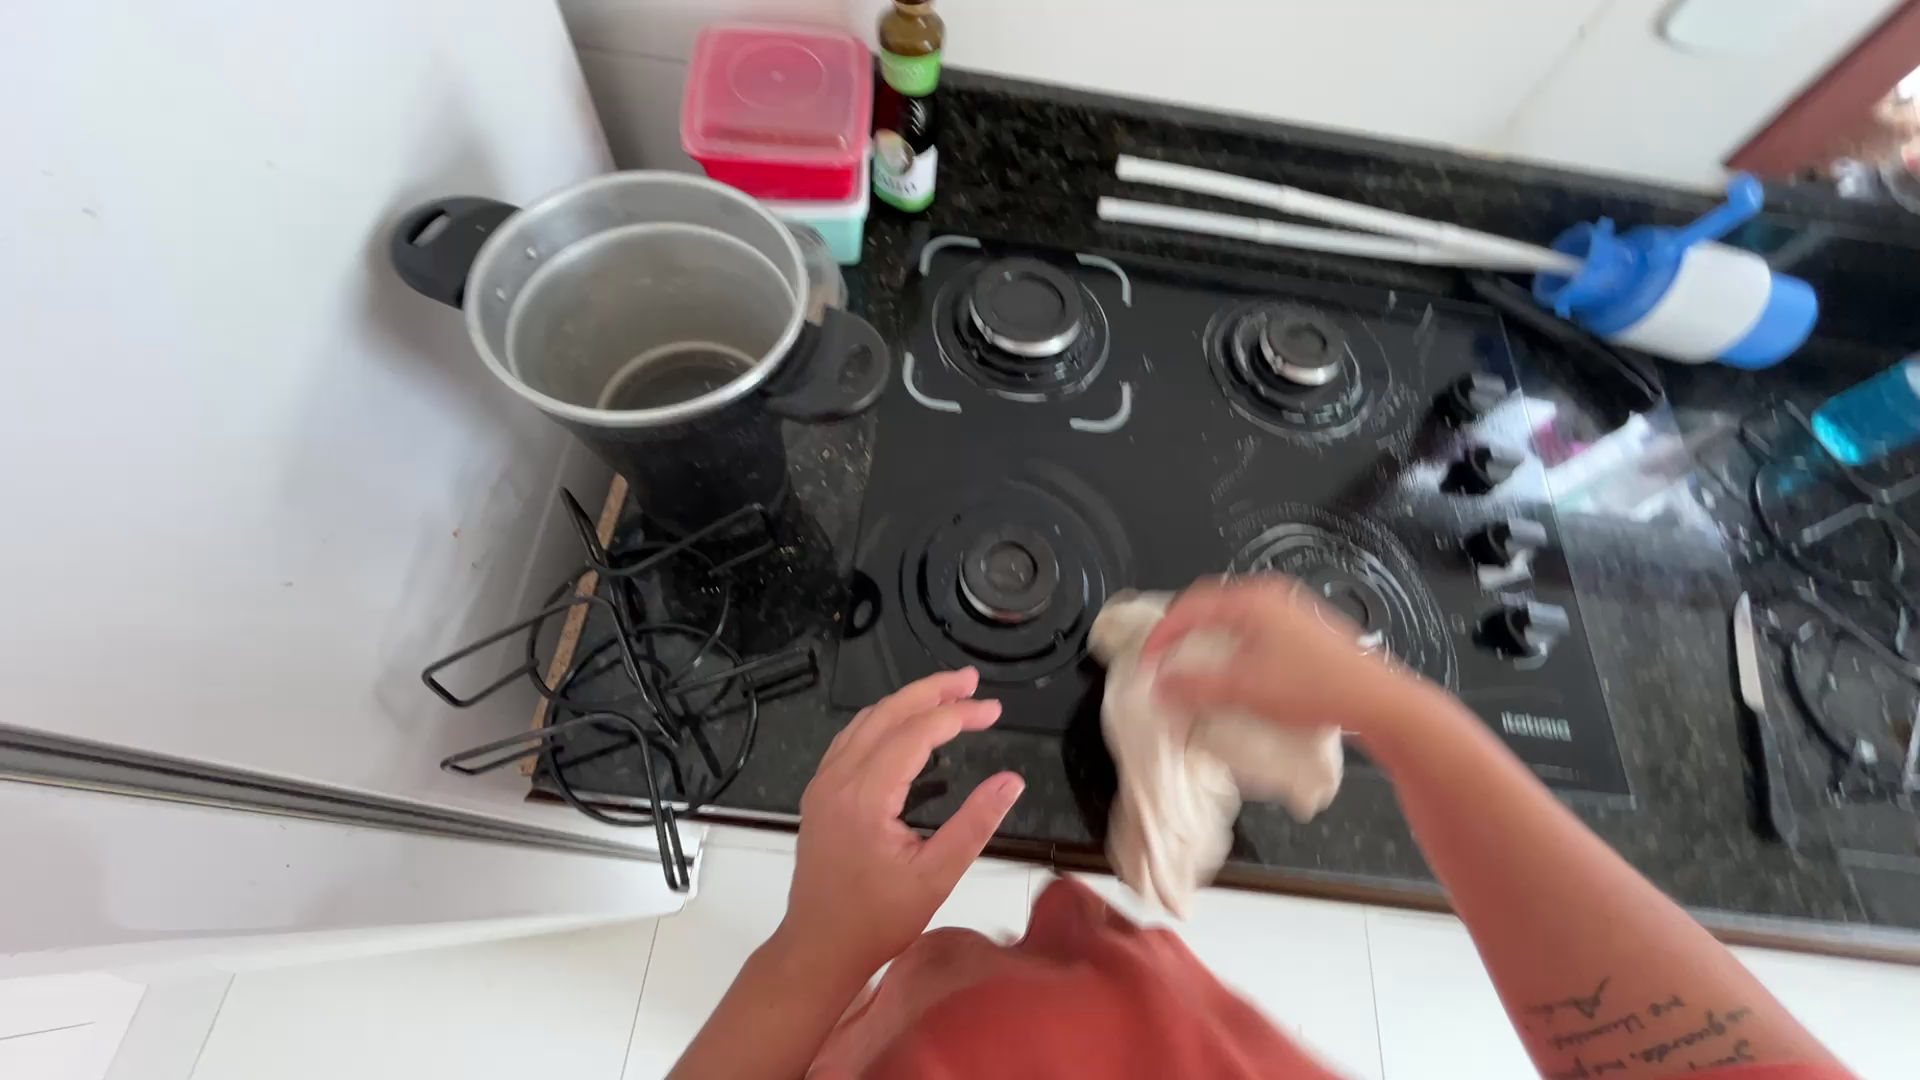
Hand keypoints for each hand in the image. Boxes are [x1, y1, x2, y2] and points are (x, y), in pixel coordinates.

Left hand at [778, 668, 1024, 981]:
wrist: (818, 949)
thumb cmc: (878, 920)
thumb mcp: (937, 877)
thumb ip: (976, 823)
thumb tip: (1011, 781)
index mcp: (866, 795)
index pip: (916, 732)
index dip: (958, 714)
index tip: (993, 709)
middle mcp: (839, 777)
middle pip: (888, 712)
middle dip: (932, 690)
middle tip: (972, 681)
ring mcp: (824, 781)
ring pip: (867, 719)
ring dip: (908, 701)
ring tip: (948, 694)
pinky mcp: (820, 790)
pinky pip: (852, 737)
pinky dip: (884, 719)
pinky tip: (905, 724)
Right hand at [1141, 577, 1437, 742]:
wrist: (1378, 702)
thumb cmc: (1317, 688)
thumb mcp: (1243, 689)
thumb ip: (1194, 685)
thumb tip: (1160, 684)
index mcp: (1252, 599)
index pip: (1190, 605)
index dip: (1162, 632)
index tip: (1148, 660)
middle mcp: (1270, 596)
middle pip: (1209, 605)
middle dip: (1182, 632)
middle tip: (1165, 658)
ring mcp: (1289, 610)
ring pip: (1231, 618)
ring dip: (1207, 641)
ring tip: (1193, 667)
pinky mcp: (1302, 630)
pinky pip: (1252, 630)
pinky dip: (1230, 646)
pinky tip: (1232, 673)